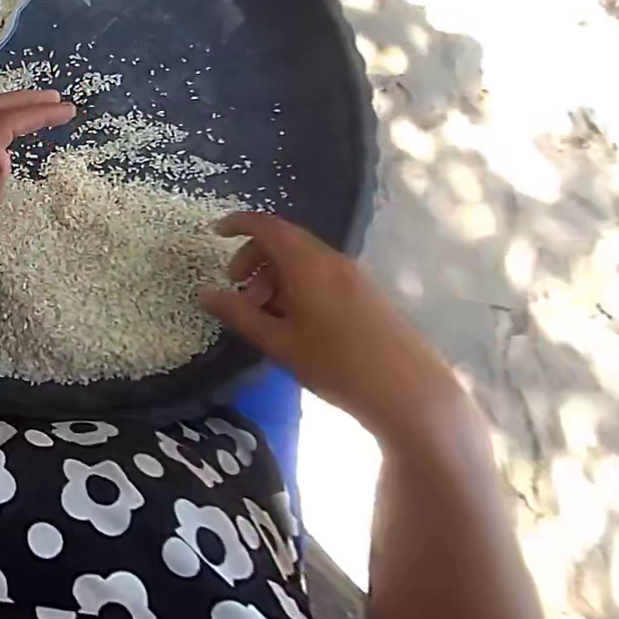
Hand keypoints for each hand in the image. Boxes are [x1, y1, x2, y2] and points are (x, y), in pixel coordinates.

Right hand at [198, 212, 468, 447]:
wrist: (413, 395)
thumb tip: (204, 293)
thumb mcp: (278, 342)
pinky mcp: (366, 292)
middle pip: (283, 240)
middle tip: (238, 290)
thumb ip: (238, 314)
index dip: (237, 224)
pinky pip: (321, 273)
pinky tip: (295, 321)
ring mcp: (353, 275)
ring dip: (274, 275)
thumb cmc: (337, 366)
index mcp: (308, 265)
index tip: (214, 234)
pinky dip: (297, 284)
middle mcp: (331, 260)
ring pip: (302, 259)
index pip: (266, 226)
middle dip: (253, 258)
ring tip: (265, 314)